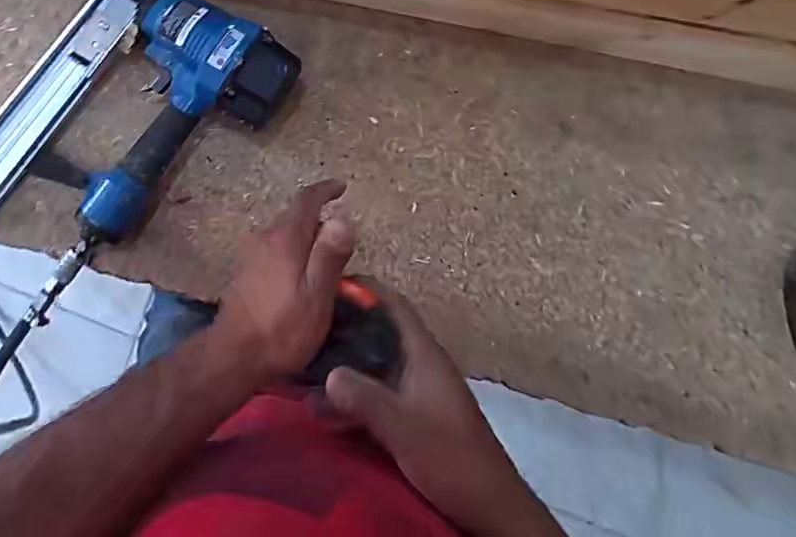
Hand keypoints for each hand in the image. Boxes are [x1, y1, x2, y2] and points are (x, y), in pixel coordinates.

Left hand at [209, 180, 356, 381]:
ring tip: (322, 263)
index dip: (325, 190)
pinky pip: (274, 248)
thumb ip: (329, 255)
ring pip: (284, 233)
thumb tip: (342, 218)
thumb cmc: (282, 329)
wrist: (233, 356)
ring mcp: (251, 252)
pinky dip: (291, 251)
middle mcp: (265, 237)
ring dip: (304, 238)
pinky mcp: (244, 270)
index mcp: (285, 238)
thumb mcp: (317, 296)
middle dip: (318, 220)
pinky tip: (298, 276)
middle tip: (340, 243)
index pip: (306, 200)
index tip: (341, 187)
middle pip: (295, 216)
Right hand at [325, 286, 563, 536]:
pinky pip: (377, 392)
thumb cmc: (451, 457)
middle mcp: (419, 363)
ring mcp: (417, 389)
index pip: (392, 304)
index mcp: (422, 353)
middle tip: (306, 332)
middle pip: (378, 332)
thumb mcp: (403, 427)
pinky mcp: (413, 414)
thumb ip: (365, 399)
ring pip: (374, 366)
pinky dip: (353, 396)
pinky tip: (326, 409)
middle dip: (344, 330)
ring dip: (344, 369)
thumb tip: (328, 374)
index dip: (363, 289)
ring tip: (306, 373)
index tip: (327, 287)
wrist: (490, 508)